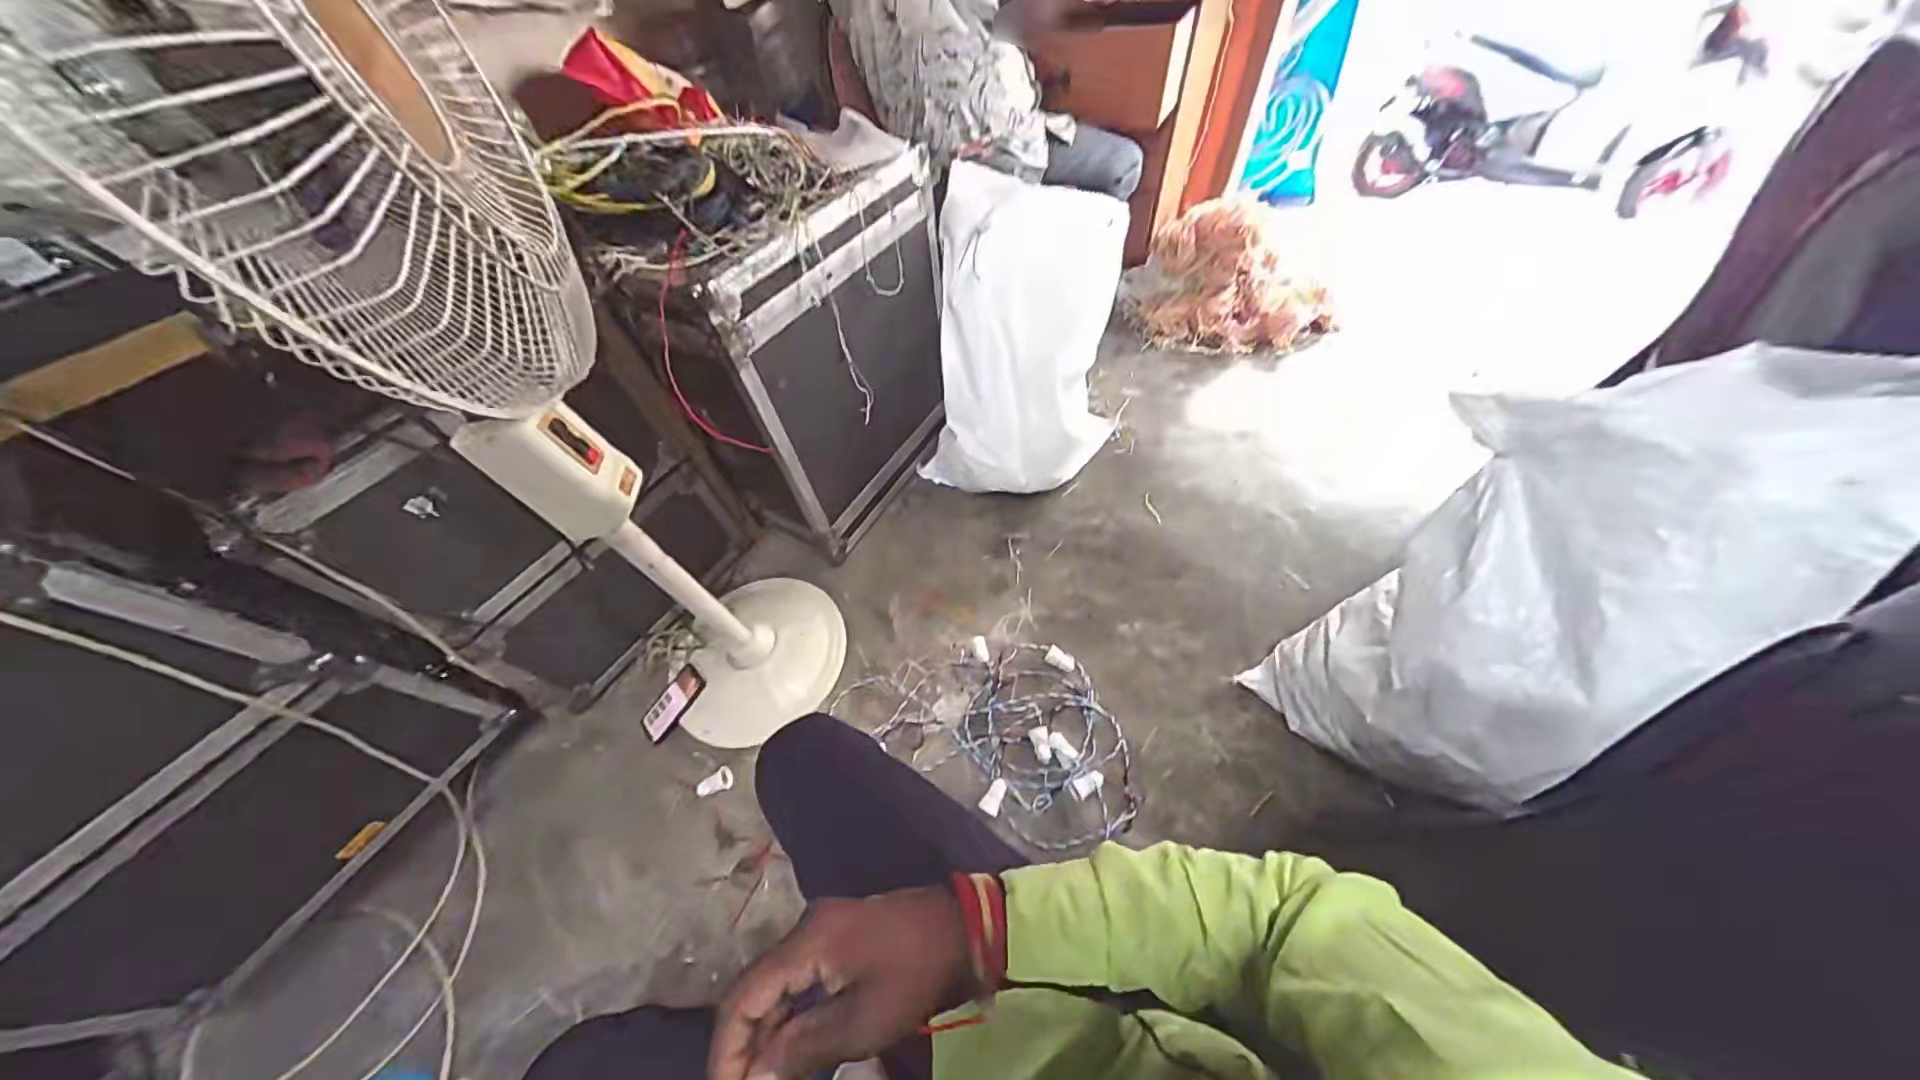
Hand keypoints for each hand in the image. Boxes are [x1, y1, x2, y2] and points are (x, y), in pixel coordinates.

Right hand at [708, 885, 971, 1079]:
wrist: (964, 926)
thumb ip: (802, 1048)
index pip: (744, 994)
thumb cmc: (917, 973)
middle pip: (756, 987)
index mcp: (807, 938)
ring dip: (767, 1032)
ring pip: (777, 984)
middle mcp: (807, 926)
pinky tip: (793, 1048)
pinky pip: (801, 977)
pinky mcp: (840, 936)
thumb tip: (753, 1075)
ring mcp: (824, 927)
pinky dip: (792, 1014)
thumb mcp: (863, 1021)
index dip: (727, 1048)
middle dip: (744, 1043)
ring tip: (764, 1077)